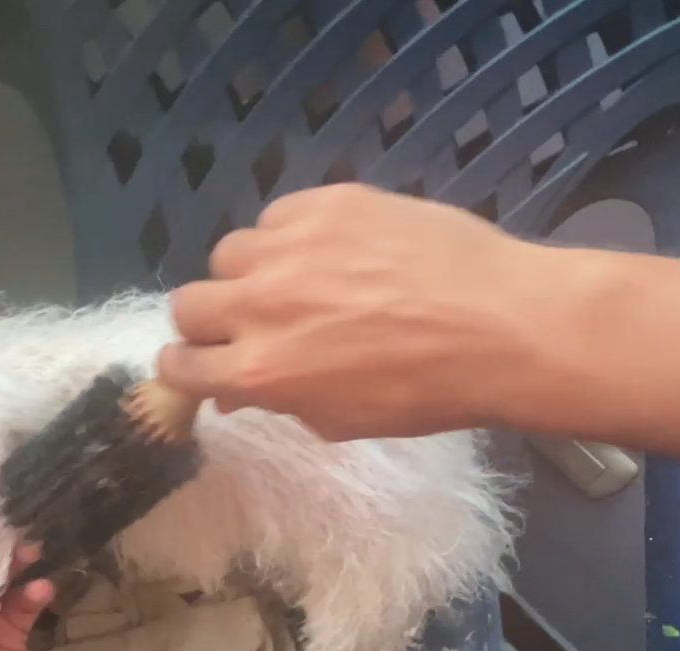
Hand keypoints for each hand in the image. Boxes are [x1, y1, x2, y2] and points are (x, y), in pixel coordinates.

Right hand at [158, 184, 598, 440]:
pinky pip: (276, 216)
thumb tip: (232, 389)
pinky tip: (330, 251)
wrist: (500, 327)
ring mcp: (290, 247)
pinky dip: (289, 238)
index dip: (182, 368)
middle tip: (247, 326)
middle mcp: (259, 305)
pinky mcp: (326, 203)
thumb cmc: (423, 394)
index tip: (199, 365)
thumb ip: (275, 400)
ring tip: (295, 282)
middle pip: (187, 304)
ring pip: (229, 254)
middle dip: (208, 322)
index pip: (179, 364)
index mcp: (261, 371)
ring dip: (248, 275)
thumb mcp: (339, 419)